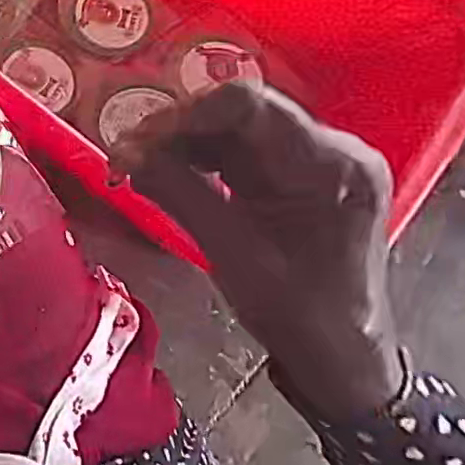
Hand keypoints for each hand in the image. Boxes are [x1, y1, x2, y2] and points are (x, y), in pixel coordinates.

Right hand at [112, 80, 403, 418]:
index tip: (138, 138)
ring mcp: (309, 158)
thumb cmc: (299, 315)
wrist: (339, 356)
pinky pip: (233, 149)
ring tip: (135, 164)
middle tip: (126, 152)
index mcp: (331, 166)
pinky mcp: (290, 171)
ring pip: (229, 127)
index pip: (251, 107)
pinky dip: (194, 158)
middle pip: (237, 112)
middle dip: (175, 129)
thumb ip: (180, 194)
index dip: (187, 113)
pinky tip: (163, 172)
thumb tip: (125, 153)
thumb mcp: (234, 254)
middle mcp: (327, 148)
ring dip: (178, 142)